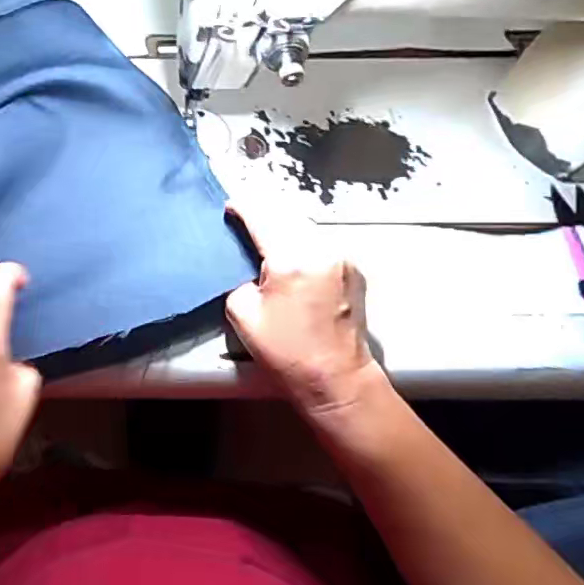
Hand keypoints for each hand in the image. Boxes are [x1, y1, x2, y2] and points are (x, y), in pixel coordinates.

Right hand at [224, 199, 392, 433]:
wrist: (336, 378)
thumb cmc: (287, 352)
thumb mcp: (242, 314)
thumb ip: (239, 278)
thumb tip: (248, 265)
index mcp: (290, 259)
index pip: (262, 217)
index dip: (243, 207)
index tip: (231, 206)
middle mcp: (320, 250)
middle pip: (286, 214)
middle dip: (264, 212)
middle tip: (244, 215)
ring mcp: (341, 258)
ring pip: (305, 226)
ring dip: (284, 225)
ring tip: (265, 233)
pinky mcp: (352, 269)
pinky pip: (320, 242)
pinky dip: (302, 240)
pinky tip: (290, 252)